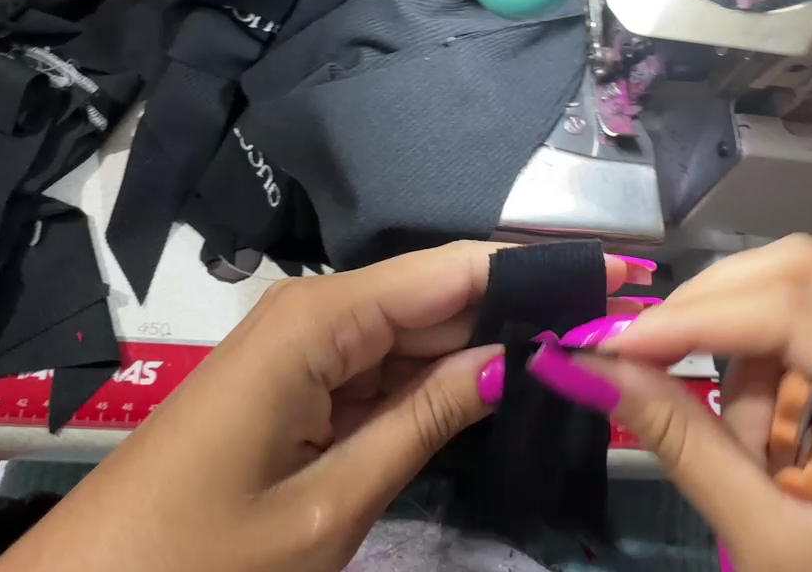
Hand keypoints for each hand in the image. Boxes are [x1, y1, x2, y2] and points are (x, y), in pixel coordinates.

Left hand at [0, 240, 632, 571]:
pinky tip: (493, 384)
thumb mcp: (329, 504)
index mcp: (322, 315)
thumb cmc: (199, 557)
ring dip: (482, 344)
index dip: (531, 268)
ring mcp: (306, 344)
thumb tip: (511, 358)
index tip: (613, 272)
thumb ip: (425, 421)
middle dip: (516, 307)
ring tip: (570, 347)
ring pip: (413, 330)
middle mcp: (317, 308)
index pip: (449, 270)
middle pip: (436, 293)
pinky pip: (381, 365)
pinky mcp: (299, 379)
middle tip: (606, 321)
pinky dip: (434, 378)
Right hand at [571, 235, 811, 571]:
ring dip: (739, 344)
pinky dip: (761, 363)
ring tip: (742, 445)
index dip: (699, 318)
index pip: (802, 317)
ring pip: (803, 289)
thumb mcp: (775, 550)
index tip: (618, 345)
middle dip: (713, 307)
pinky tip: (767, 436)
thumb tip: (590, 366)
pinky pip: (810, 326)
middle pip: (806, 273)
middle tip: (648, 357)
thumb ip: (685, 445)